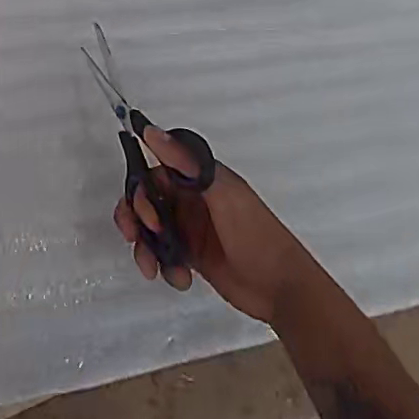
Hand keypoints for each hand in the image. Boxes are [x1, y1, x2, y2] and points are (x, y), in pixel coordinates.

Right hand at [113, 125, 320, 323]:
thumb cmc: (257, 236)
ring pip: (152, 229)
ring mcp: (192, 228)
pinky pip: (164, 254)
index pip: (158, 171)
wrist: (281, 287)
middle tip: (141, 237)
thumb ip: (187, 165)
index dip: (142, 188)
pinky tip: (180, 277)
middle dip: (137, 219)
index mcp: (202, 178)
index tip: (140, 208)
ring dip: (146, 248)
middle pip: (149, 200)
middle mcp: (194, 200)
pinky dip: (163, 266)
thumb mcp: (222, 195)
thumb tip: (152, 131)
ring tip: (153, 267)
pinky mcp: (192, 255)